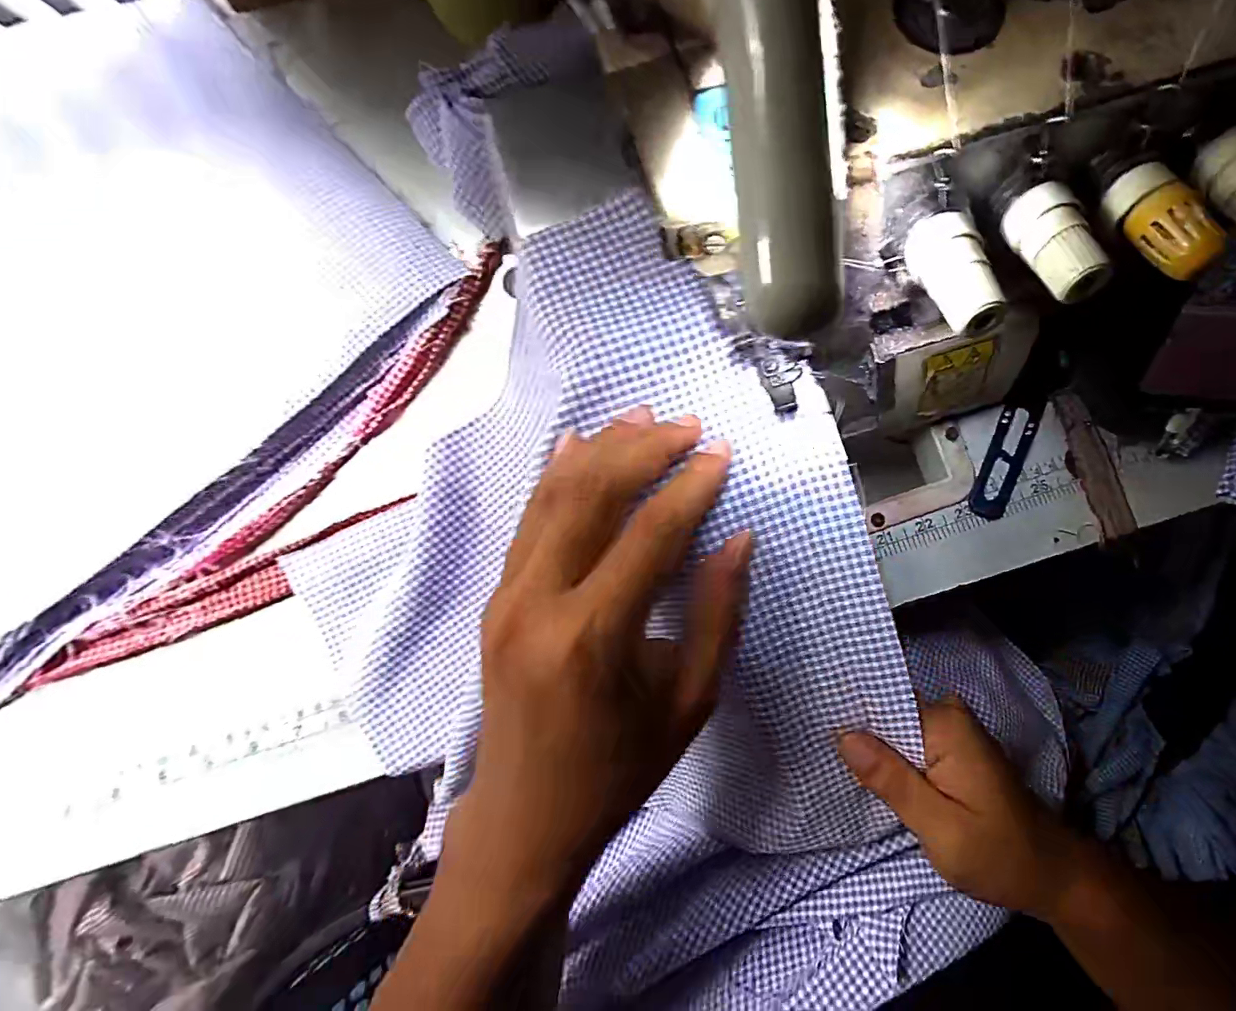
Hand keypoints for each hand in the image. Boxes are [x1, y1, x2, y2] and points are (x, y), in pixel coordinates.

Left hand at [447, 406, 752, 904]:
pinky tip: (580, 443)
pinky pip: (530, 519)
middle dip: (644, 451)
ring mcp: (508, 597)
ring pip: (554, 497)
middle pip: (592, 496)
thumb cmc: (619, 768)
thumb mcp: (691, 701)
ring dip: (602, 449)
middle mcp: (539, 603)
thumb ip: (718, 614)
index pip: (650, 534)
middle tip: (687, 426)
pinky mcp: (497, 598)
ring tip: (643, 417)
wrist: (524, 818)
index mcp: (593, 636)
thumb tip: (738, 537)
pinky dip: (557, 475)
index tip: (720, 454)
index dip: (691, 487)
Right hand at [838, 695, 1085, 919]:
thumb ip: (892, 780)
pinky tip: (877, 779)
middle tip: (830, 765)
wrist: (1048, 872)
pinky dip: (896, 761)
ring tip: (846, 773)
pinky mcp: (956, 747)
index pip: (883, 705)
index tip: (818, 737)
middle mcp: (951, 713)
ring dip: (877, 753)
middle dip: (862, 739)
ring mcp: (955, 729)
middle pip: (889, 716)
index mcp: (945, 724)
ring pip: (898, 731)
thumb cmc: (996, 853)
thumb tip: (845, 737)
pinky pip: (913, 743)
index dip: (851, 719)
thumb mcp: (939, 827)